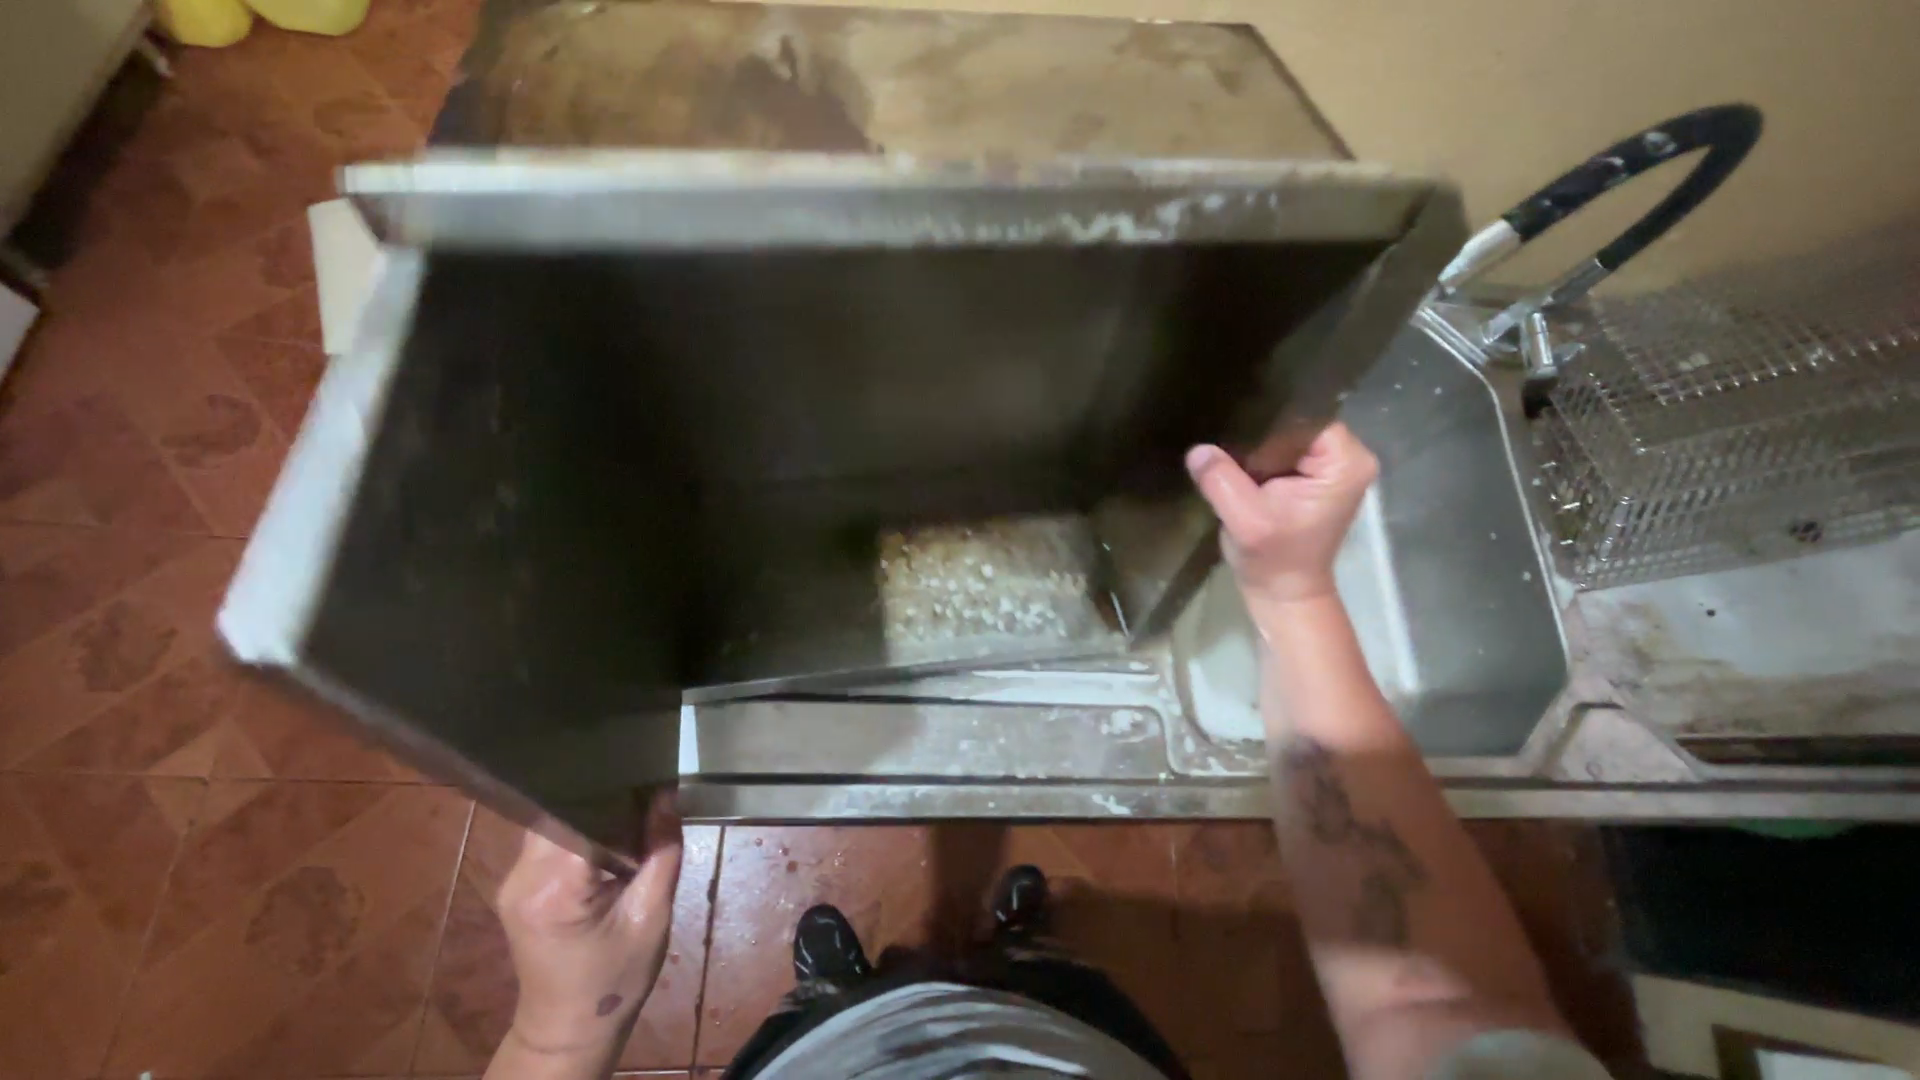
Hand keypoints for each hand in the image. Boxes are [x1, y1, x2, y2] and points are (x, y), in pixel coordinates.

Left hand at [497, 793, 683, 1058]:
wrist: (571, 1028)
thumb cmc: (617, 978)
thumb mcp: (652, 914)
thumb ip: (661, 849)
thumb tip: (666, 792)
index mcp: (556, 888)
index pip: (580, 813)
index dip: (614, 790)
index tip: (648, 775)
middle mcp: (522, 877)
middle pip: (561, 811)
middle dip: (602, 796)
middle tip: (644, 785)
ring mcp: (513, 881)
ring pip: (553, 820)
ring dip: (590, 810)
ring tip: (630, 805)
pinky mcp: (517, 885)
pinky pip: (549, 838)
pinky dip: (579, 828)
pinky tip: (608, 831)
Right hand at [1185, 422, 1377, 613]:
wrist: (1282, 592)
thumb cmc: (1273, 560)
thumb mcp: (1244, 520)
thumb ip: (1221, 480)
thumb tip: (1198, 449)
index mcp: (1345, 462)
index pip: (1304, 416)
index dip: (1266, 422)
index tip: (1233, 431)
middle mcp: (1347, 456)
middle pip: (1295, 422)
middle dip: (1259, 433)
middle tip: (1222, 438)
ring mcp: (1330, 465)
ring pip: (1283, 435)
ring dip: (1254, 445)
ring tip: (1225, 449)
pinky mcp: (1311, 475)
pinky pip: (1280, 451)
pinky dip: (1257, 457)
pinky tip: (1234, 462)